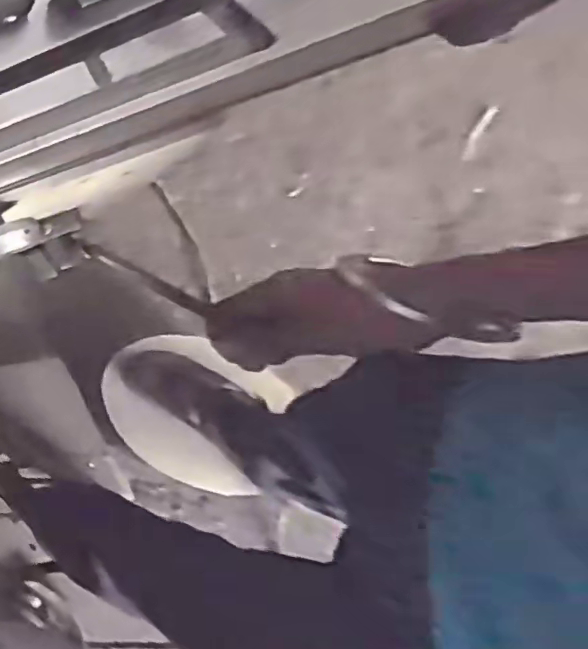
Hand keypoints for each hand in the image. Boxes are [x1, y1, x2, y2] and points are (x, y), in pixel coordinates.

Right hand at [207, 267, 442, 369]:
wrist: (426, 299)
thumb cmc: (359, 321)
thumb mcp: (308, 337)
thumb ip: (262, 342)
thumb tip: (222, 349)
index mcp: (266, 291)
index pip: (223, 311)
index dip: (221, 336)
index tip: (233, 363)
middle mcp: (277, 284)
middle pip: (246, 311)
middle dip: (244, 335)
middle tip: (257, 364)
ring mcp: (305, 286)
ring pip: (270, 312)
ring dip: (268, 333)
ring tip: (282, 356)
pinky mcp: (330, 294)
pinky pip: (292, 312)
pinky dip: (289, 328)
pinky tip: (306, 342)